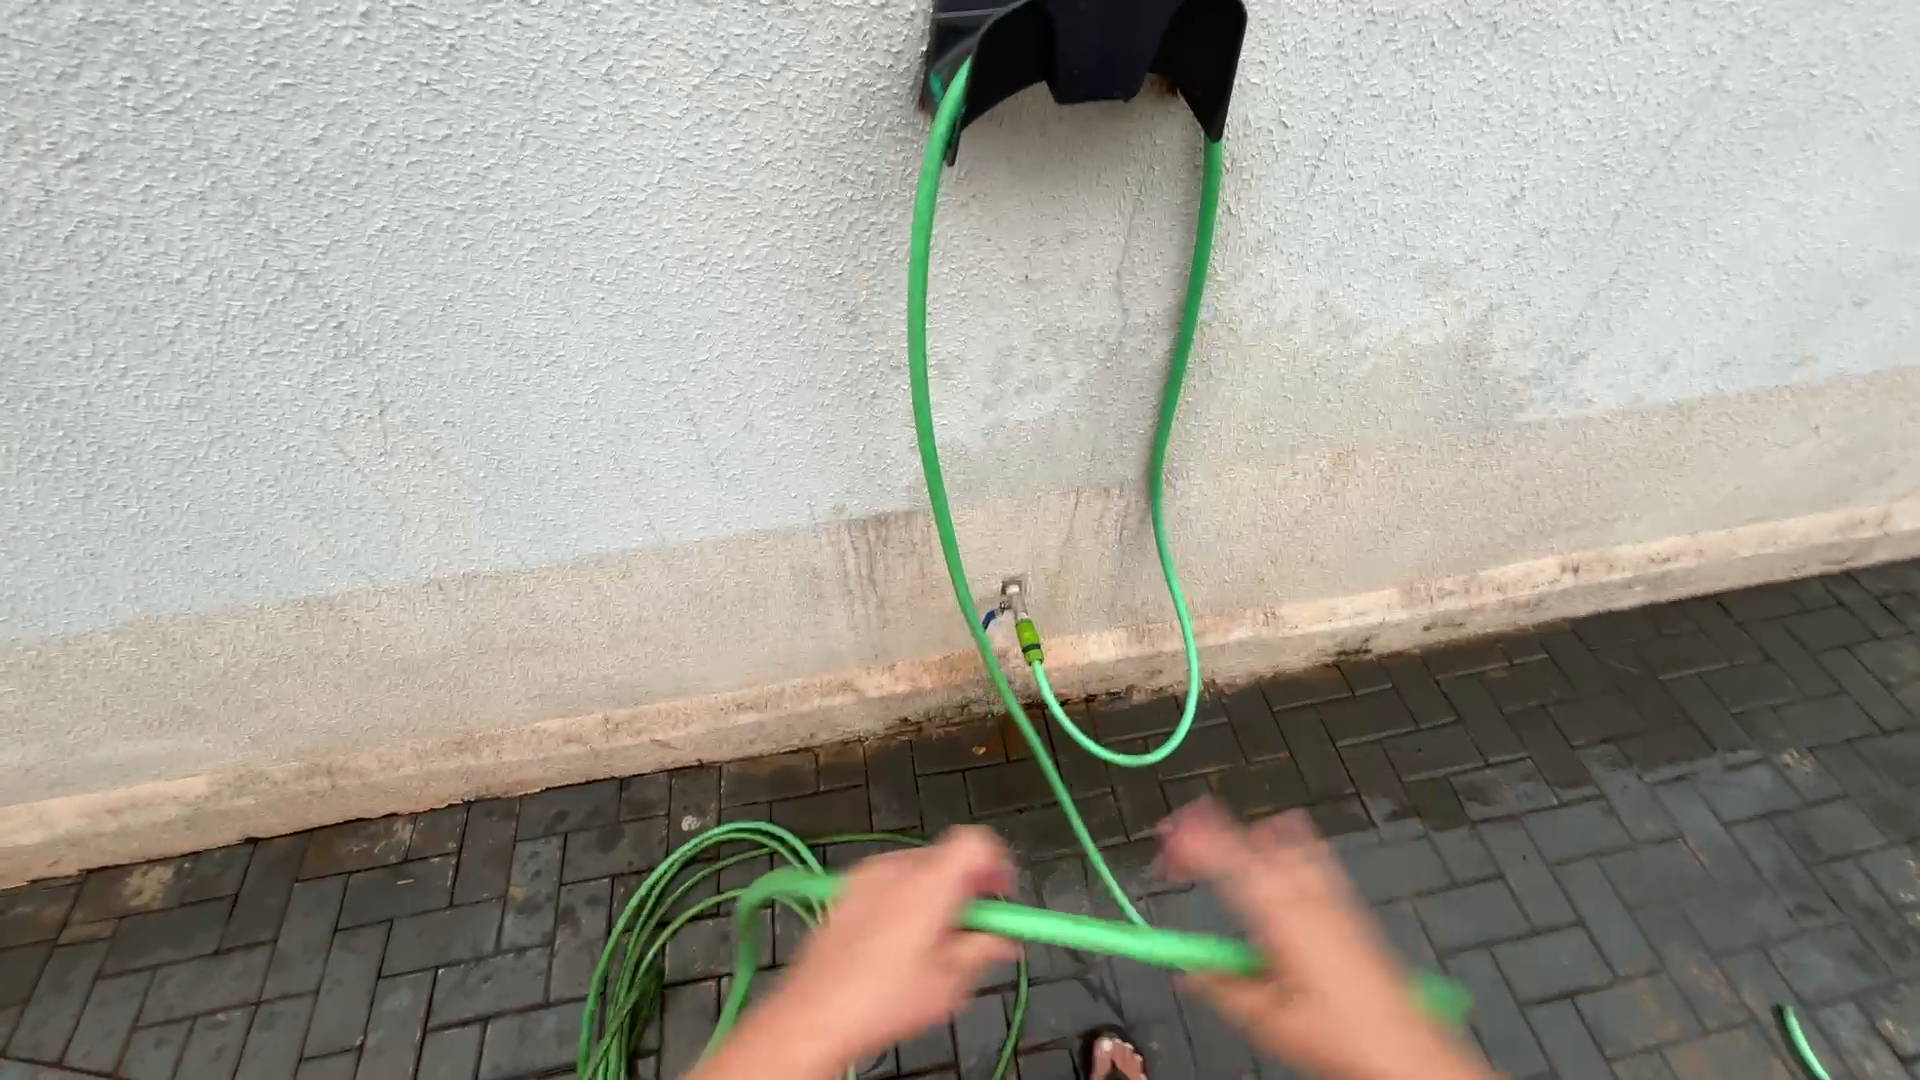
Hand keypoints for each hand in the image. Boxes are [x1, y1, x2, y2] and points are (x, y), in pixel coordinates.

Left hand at [735, 828, 1018, 1071]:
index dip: (996, 862)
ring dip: (937, 890)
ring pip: (920, 866)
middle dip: (968, 883)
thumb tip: (1004, 939)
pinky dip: (906, 894)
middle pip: (949, 854)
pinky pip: (891, 877)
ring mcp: (870, 874)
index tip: (1001, 891)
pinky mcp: (849, 887)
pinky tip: (902, 935)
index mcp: (931, 884)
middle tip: (975, 922)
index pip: (975, 841)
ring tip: (936, 936)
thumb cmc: (879, 1000)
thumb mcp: (950, 984)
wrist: (815, 1012)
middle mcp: (900, 868)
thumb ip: (984, 949)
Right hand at [1160, 800, 1492, 1079]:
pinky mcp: (1345, 897)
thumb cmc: (1339, 1036)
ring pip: (1277, 835)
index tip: (1162, 844)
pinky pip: (1309, 846)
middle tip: (1175, 845)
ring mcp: (1327, 889)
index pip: (1223, 858)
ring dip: (1239, 832)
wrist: (1410, 1050)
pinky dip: (1281, 836)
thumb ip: (1220, 987)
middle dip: (1202, 829)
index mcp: (1278, 916)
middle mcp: (1301, 891)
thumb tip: (1185, 971)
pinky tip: (1272, 846)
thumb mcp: (1266, 1021)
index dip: (1189, 842)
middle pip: (1244, 835)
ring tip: (1215, 846)